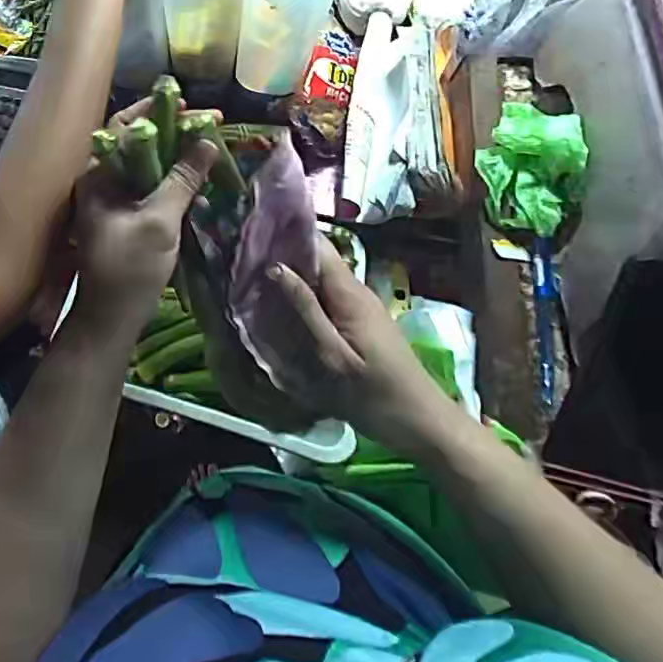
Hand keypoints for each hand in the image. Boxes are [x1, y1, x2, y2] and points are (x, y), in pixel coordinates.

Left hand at [71, 98, 217, 334]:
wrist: (109, 319)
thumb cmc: (128, 269)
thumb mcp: (159, 221)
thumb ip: (182, 180)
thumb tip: (207, 142)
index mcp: (96, 177)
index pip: (123, 128)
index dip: (154, 111)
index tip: (187, 104)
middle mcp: (98, 182)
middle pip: (136, 143)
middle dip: (171, 131)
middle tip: (207, 123)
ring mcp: (109, 201)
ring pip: (144, 166)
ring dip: (173, 154)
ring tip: (206, 145)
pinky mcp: (121, 217)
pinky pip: (146, 187)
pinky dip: (170, 179)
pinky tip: (195, 178)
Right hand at [265, 236, 473, 454]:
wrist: (423, 426)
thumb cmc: (377, 395)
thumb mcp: (334, 356)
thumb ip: (305, 311)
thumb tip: (275, 268)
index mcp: (349, 294)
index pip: (317, 246)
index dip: (284, 235)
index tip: (249, 236)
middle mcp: (355, 292)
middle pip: (314, 261)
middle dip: (279, 258)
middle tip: (239, 264)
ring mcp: (358, 307)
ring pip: (316, 281)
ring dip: (287, 280)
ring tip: (249, 285)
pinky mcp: (357, 322)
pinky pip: (322, 299)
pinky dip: (299, 299)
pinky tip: (276, 311)